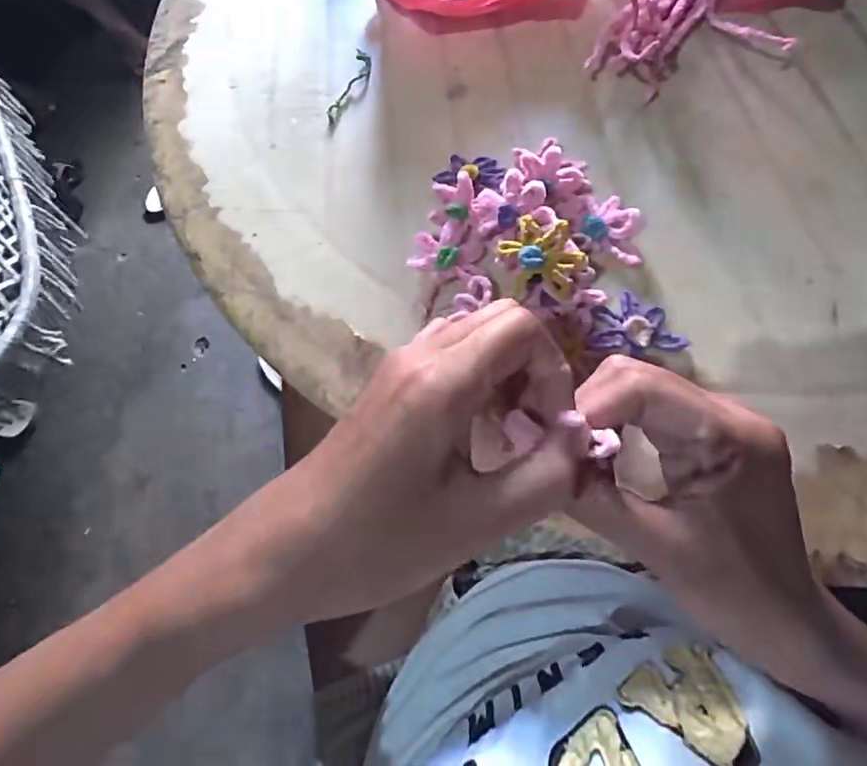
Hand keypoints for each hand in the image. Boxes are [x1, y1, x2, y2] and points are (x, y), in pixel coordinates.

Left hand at [224, 299, 590, 623]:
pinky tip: (474, 432)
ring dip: (509, 371)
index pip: (523, 325)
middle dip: (535, 366)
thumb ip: (546, 475)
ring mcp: (402, 360)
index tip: (549, 428)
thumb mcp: (476, 523)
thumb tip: (579, 431)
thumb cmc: (379, 543)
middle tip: (533, 428)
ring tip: (507, 434)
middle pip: (503, 318)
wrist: (287, 548)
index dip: (553, 370)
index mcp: (440, 379)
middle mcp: (421, 352)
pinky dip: (481, 376)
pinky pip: (454, 351)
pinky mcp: (392, 376)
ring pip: (479, 331)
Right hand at [569, 356, 844, 690]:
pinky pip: (655, 407)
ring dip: (601, 410)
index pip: (643, 386)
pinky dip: (620, 420)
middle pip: (639, 376)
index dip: (589, 405)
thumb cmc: (733, 596)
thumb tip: (539, 460)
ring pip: (642, 385)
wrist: (791, 625)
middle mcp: (729, 410)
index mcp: (728, 433)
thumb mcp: (657, 548)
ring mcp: (724, 417)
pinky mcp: (713, 430)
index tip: (551, 441)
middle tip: (557, 445)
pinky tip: (602, 448)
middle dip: (590, 404)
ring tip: (572, 447)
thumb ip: (596, 498)